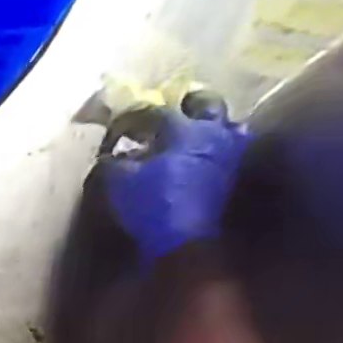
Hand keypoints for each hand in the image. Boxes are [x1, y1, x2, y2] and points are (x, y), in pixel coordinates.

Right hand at [103, 108, 251, 262]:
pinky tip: (203, 157)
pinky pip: (231, 148)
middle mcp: (211, 131)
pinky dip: (217, 146)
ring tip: (192, 134)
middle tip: (169, 115)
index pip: (154, 111)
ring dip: (208, 124)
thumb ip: (112, 163)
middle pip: (204, 102)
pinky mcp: (233, 174)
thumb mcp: (118, 183)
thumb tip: (110, 156)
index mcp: (180, 128)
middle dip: (185, 104)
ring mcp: (228, 151)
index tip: (116, 131)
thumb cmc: (150, 205)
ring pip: (225, 122)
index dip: (131, 118)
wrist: (183, 240)